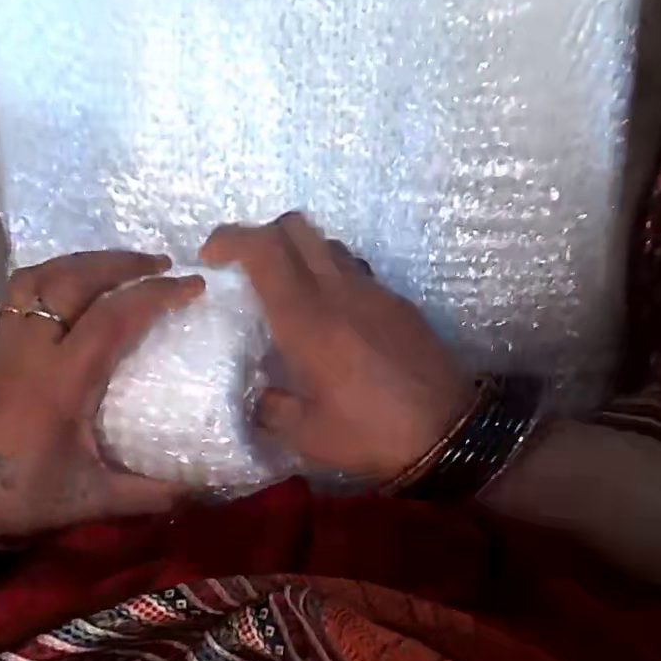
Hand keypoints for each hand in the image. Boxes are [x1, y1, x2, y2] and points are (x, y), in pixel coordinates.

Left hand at [0, 252, 205, 538]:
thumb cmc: (25, 496)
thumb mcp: (97, 500)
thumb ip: (155, 494)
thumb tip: (206, 493)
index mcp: (62, 382)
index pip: (112, 318)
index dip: (155, 295)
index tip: (192, 285)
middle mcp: (32, 351)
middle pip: (73, 280)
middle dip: (121, 263)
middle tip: (161, 263)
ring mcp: (7, 344)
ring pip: (40, 277)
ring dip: (83, 262)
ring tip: (119, 265)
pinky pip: (20, 292)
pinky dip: (53, 276)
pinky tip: (75, 288)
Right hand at [200, 214, 470, 481]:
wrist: (449, 431)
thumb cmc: (371, 433)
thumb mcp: (307, 434)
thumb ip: (270, 407)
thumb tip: (255, 393)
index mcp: (307, 319)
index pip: (263, 249)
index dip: (229, 239)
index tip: (211, 259)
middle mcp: (339, 291)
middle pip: (295, 226)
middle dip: (262, 235)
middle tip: (248, 270)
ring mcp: (374, 291)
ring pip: (328, 244)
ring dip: (300, 253)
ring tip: (290, 291)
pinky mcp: (398, 302)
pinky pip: (356, 269)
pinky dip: (332, 275)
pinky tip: (334, 316)